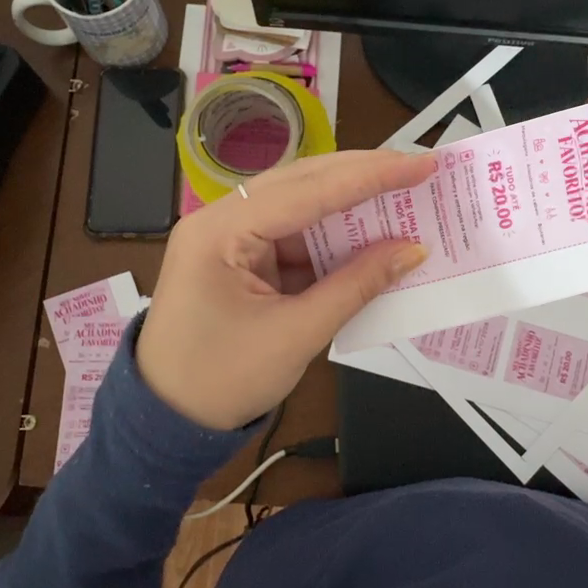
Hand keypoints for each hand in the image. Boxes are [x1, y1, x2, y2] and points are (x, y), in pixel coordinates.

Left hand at [137, 149, 435, 430]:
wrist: (166, 422)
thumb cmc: (222, 381)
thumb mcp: (296, 335)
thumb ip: (356, 286)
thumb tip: (412, 250)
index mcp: (220, 231)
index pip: (307, 190)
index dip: (370, 177)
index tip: (421, 164)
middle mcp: (221, 220)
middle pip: (302, 184)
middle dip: (362, 177)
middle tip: (419, 169)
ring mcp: (230, 237)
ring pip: (300, 206)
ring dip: (351, 206)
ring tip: (404, 195)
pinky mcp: (241, 258)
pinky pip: (295, 235)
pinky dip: (334, 237)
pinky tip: (371, 235)